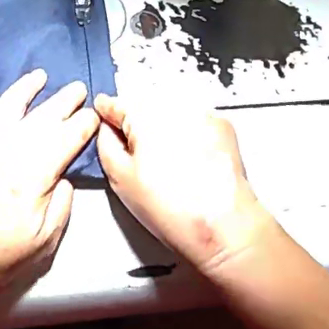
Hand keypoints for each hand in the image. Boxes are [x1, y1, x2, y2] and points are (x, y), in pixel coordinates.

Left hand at [0, 71, 99, 317]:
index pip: (71, 135)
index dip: (86, 122)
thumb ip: (61, 206)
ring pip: (9, 102)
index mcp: (39, 167)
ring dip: (26, 86)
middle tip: (78, 87)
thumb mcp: (43, 241)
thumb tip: (64, 179)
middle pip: (46, 113)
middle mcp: (13, 143)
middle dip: (66, 99)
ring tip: (39, 75)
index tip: (95, 115)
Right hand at [94, 93, 276, 277]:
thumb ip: (105, 144)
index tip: (105, 120)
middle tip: (140, 157)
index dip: (107, 115)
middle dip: (137, 124)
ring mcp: (200, 112)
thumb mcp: (120, 179)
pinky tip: (189, 159)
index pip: (115, 102)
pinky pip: (193, 120)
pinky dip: (187, 132)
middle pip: (143, 105)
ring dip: (163, 127)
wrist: (224, 225)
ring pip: (169, 111)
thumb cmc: (172, 208)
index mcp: (143, 114)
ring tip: (168, 162)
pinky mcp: (221, 124)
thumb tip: (106, 129)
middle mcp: (172, 105)